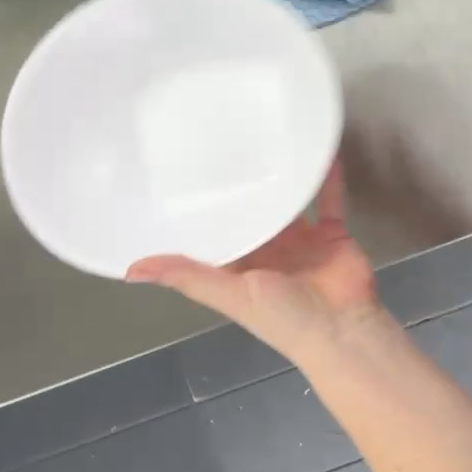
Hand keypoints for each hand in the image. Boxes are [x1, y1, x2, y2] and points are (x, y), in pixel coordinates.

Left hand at [126, 162, 381, 360]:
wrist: (341, 326)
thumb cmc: (282, 316)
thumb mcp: (231, 296)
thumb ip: (190, 277)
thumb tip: (131, 269)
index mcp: (240, 268)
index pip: (216, 234)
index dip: (204, 210)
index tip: (187, 177)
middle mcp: (269, 252)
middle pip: (254, 215)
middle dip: (245, 190)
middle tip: (231, 149)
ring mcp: (302, 241)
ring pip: (290, 204)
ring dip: (284, 181)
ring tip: (273, 144)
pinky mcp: (332, 233)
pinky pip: (329, 201)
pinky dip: (328, 180)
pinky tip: (323, 156)